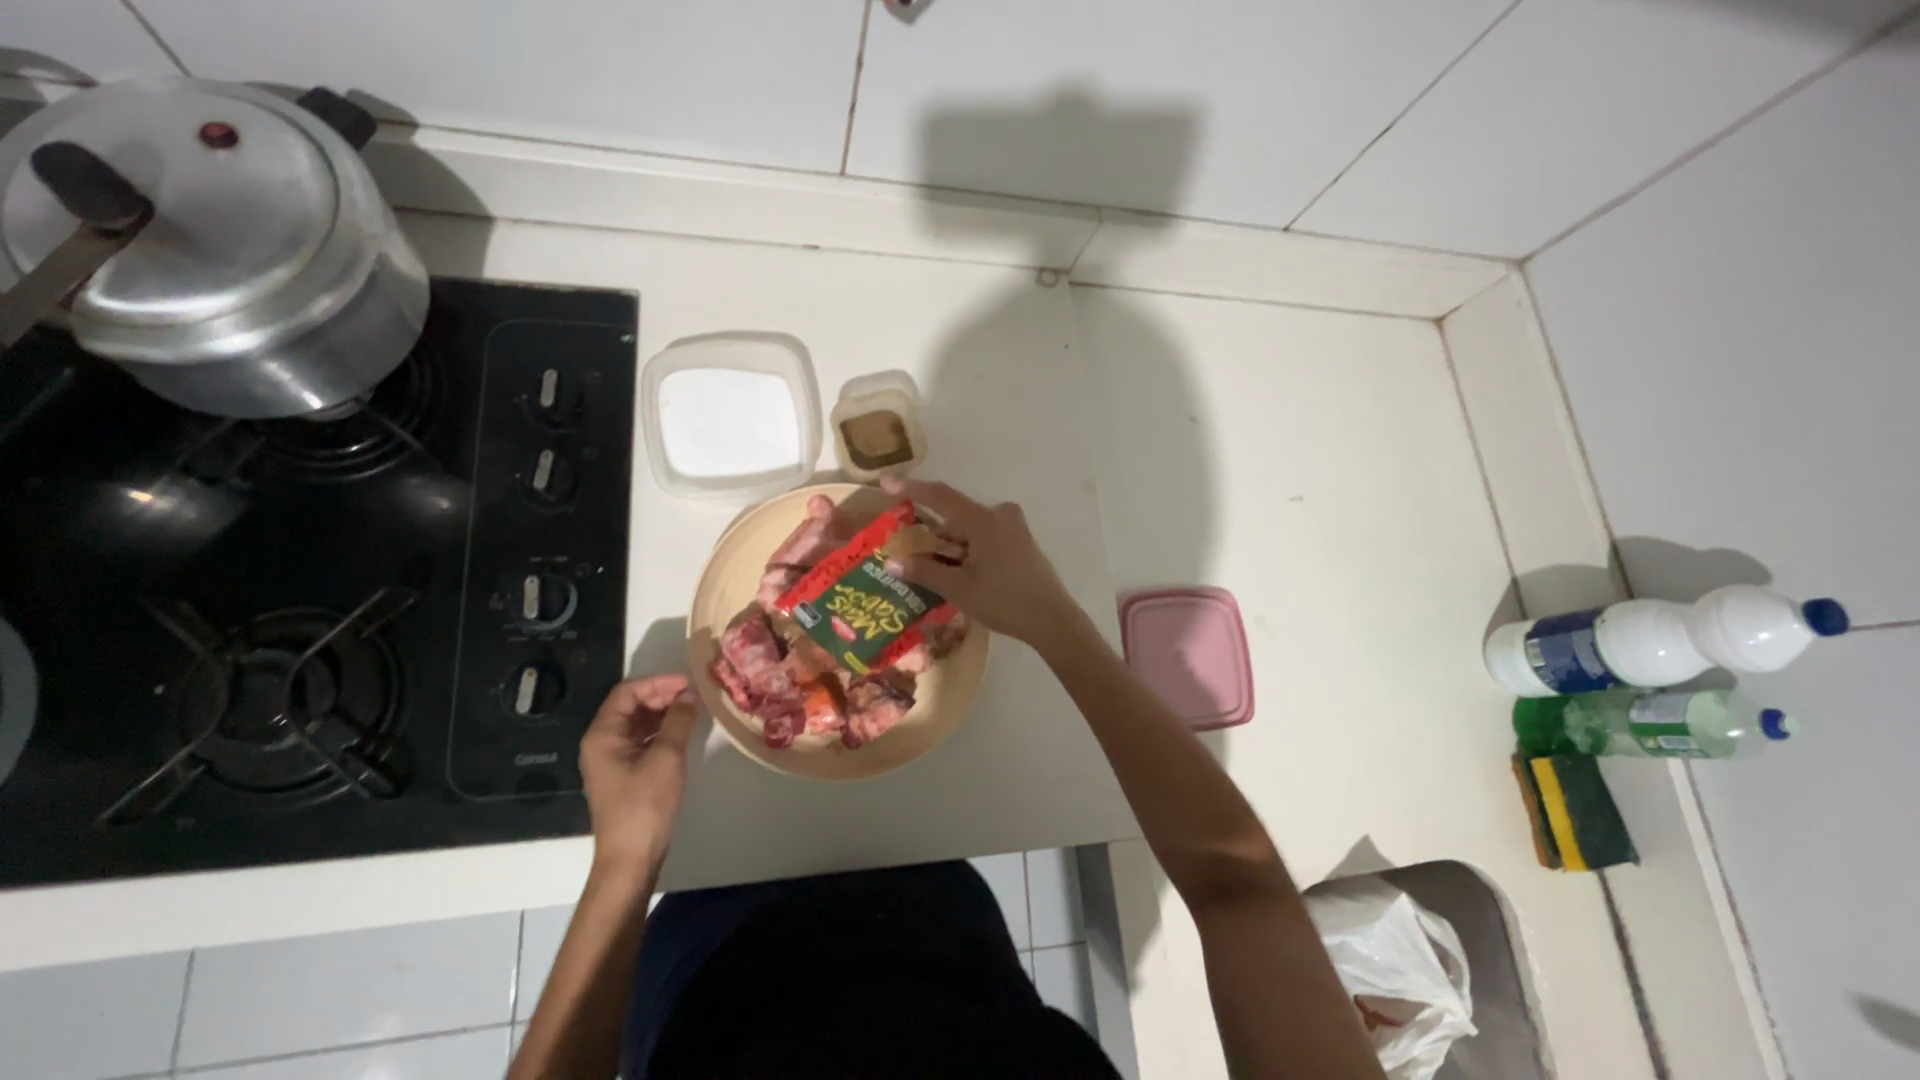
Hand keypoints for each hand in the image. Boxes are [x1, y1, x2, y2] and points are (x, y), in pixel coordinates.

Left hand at [578, 675, 698, 873]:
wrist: (631, 857)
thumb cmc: (645, 804)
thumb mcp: (666, 758)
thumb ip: (678, 721)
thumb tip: (688, 695)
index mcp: (602, 735)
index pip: (626, 693)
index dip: (657, 683)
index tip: (687, 683)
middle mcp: (601, 743)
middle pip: (630, 706)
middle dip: (661, 696)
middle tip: (693, 695)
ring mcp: (611, 760)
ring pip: (637, 724)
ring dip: (663, 714)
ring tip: (692, 710)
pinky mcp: (624, 775)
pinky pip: (641, 742)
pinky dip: (661, 732)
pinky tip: (682, 733)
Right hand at [880, 475, 1091, 647]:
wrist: (1052, 620)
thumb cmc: (1004, 601)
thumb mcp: (959, 588)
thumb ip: (924, 572)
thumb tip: (891, 563)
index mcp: (984, 519)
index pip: (941, 496)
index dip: (912, 488)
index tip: (886, 482)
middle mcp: (1000, 515)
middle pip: (955, 516)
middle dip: (931, 532)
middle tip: (906, 549)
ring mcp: (1013, 528)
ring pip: (970, 529)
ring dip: (949, 545)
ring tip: (928, 569)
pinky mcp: (1020, 542)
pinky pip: (984, 537)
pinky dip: (966, 550)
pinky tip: (955, 571)